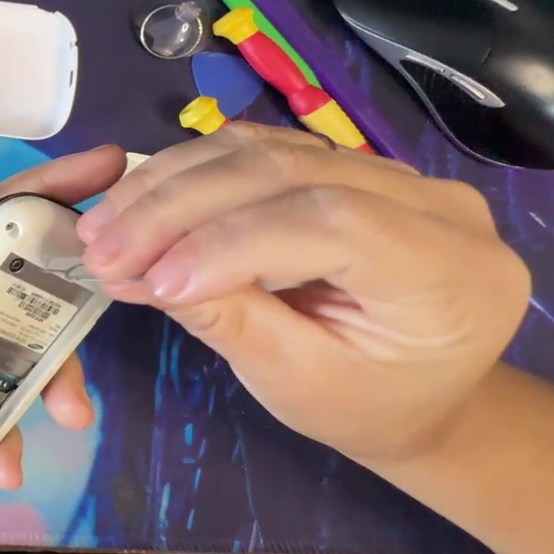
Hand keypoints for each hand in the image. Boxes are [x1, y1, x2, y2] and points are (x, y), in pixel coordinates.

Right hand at [74, 123, 530, 466]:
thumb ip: (225, 318)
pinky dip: (179, 173)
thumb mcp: (296, 380)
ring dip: (164, 184)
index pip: (331, 223)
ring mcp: (383, 172)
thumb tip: (133, 274)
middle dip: (176, 209)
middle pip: (283, 172)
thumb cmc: (365, 405)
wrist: (416, 396)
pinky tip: (135, 202)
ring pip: (255, 149)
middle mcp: (431, 201)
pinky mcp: (334, 162)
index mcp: (453, 271)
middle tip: (101, 248)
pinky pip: (246, 148)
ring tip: (102, 226)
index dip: (227, 241)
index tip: (148, 280)